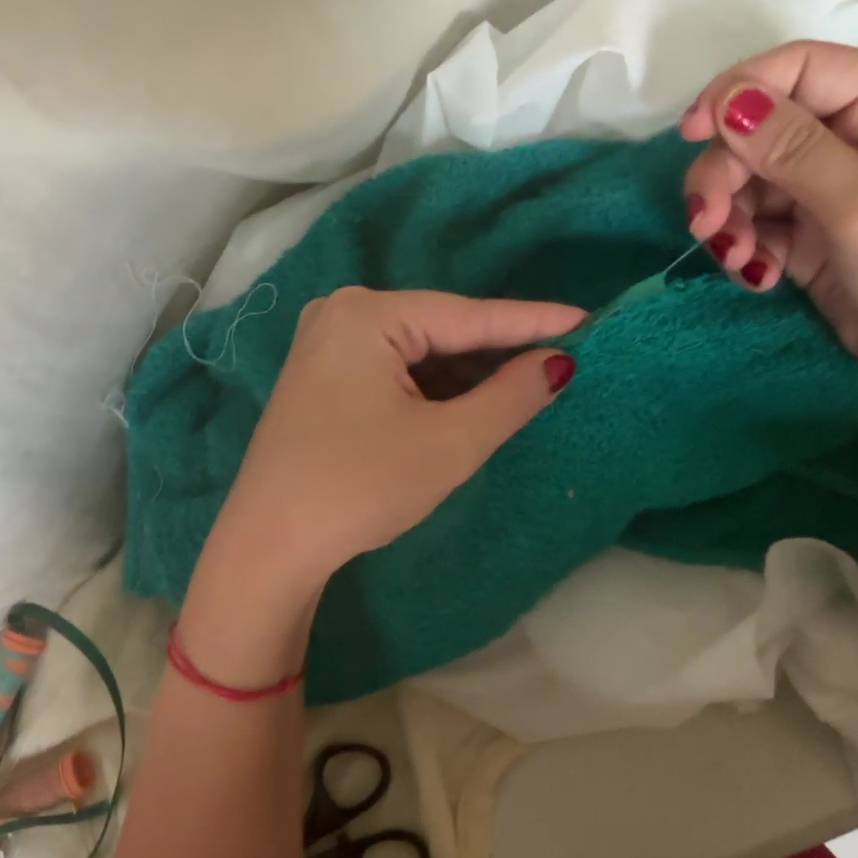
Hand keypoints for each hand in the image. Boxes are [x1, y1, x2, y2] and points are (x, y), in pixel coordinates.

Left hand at [202, 287, 583, 593]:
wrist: (270, 544)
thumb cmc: (360, 487)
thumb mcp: (448, 443)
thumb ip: (510, 396)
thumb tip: (557, 363)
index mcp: (366, 315)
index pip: (468, 315)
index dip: (532, 322)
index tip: (587, 320)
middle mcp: (339, 313)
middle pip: (439, 329)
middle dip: (496, 352)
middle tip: (560, 362)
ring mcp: (324, 344)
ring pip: (415, 351)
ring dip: (464, 374)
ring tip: (522, 389)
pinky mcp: (319, 377)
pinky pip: (389, 369)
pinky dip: (429, 387)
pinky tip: (465, 404)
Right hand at [677, 42, 857, 395]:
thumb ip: (793, 149)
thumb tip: (728, 99)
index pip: (799, 71)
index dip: (738, 92)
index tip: (690, 135)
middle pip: (762, 133)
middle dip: (724, 173)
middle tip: (705, 223)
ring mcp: (836, 197)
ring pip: (751, 185)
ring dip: (728, 218)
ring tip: (735, 259)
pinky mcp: (817, 246)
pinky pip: (760, 230)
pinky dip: (745, 250)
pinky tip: (756, 277)